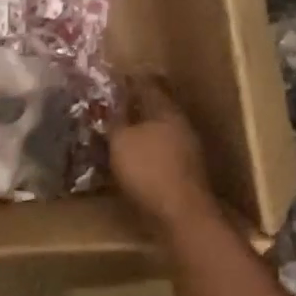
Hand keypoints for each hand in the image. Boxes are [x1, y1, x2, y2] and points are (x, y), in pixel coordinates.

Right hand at [111, 79, 218, 236]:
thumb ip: (113, 121)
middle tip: (111, 106)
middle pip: (155, 108)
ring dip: (141, 131)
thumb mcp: (120, 141)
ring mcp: (187, 151)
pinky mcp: (185, 174)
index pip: (147, 85)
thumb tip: (108, 106)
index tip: (113, 78)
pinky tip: (132, 159)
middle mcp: (180, 125)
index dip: (130, 81)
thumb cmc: (148, 170)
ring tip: (118, 133)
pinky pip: (161, 153)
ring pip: (159, 132)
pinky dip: (146, 152)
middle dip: (135, 106)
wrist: (182, 217)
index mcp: (166, 110)